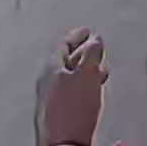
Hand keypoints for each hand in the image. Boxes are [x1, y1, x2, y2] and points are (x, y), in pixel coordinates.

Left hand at [35, 27, 107, 145]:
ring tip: (100, 72)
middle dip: (85, 53)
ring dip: (87, 71)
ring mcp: (50, 100)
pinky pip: (71, 91)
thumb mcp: (88, 72)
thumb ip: (93, 51)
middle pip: (67, 59)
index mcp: (50, 68)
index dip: (79, 34)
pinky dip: (83, 86)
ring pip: (70, 76)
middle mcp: (47, 82)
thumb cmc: (72, 111)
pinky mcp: (57, 114)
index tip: (88, 31)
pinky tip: (93, 91)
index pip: (64, 42)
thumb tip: (95, 40)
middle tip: (98, 50)